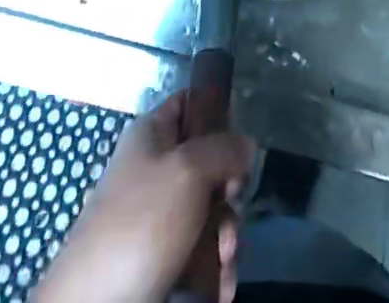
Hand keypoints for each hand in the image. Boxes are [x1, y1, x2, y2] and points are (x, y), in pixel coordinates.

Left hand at [33, 91, 254, 302]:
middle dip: (230, 191)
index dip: (218, 116)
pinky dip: (216, 266)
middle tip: (231, 205)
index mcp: (151, 135)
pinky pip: (202, 250)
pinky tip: (221, 284)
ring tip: (224, 258)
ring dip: (226, 234)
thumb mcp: (188, 169)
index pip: (190, 104)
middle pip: (209, 163)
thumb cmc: (142, 223)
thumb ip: (224, 148)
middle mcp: (155, 169)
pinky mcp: (162, 256)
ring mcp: (158, 215)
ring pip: (211, 210)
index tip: (238, 143)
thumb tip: (246, 145)